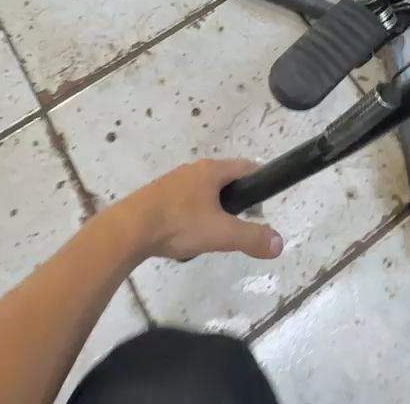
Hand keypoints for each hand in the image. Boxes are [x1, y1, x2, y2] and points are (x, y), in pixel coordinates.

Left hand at [110, 159, 284, 262]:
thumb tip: (279, 243)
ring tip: (218, 234)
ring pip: (205, 191)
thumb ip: (252, 237)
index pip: (245, 167)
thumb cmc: (179, 224)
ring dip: (216, 208)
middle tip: (245, 223)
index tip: (267, 200)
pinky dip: (196, 215)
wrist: (130, 229)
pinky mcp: (159, 196)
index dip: (260, 180)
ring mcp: (174, 182)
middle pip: (225, 179)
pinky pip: (187, 201)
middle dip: (238, 198)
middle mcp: (194, 170)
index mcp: (212, 171)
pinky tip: (191, 236)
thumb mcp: (221, 233)